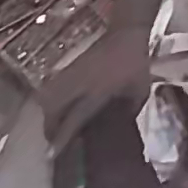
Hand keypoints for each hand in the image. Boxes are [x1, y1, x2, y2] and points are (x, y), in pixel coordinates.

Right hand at [39, 25, 151, 149]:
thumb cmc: (136, 64)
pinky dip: (52, 99)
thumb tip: (121, 132)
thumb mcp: (139, 92)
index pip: (75, 116)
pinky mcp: (71, 65)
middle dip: (49, 126)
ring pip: (49, 95)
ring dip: (48, 113)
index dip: (63, 136)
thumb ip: (128, 113)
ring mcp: (73, 71)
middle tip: (53, 141)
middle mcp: (80, 82)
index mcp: (99, 90)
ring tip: (54, 126)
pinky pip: (53, 85)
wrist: (126, 33)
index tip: (51, 154)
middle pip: (53, 106)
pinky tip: (60, 108)